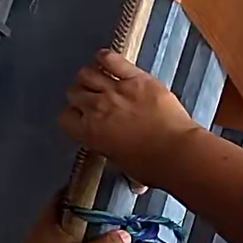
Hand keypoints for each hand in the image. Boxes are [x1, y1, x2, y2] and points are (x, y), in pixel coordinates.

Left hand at [0, 193, 131, 242]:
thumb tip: (123, 235)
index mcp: (47, 220)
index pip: (63, 194)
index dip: (80, 189)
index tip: (95, 188)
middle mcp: (38, 231)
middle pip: (62, 213)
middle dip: (82, 214)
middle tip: (101, 215)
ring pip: (59, 232)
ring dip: (76, 233)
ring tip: (94, 238)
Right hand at [60, 50, 203, 188]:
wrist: (177, 151)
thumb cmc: (152, 166)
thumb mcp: (126, 167)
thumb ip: (122, 162)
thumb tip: (135, 185)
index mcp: (90, 133)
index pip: (65, 118)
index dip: (73, 118)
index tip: (81, 119)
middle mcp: (97, 108)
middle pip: (74, 93)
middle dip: (80, 96)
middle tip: (90, 100)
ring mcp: (115, 90)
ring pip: (87, 74)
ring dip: (89, 77)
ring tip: (97, 80)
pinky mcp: (136, 78)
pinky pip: (112, 60)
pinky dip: (105, 58)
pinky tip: (105, 60)